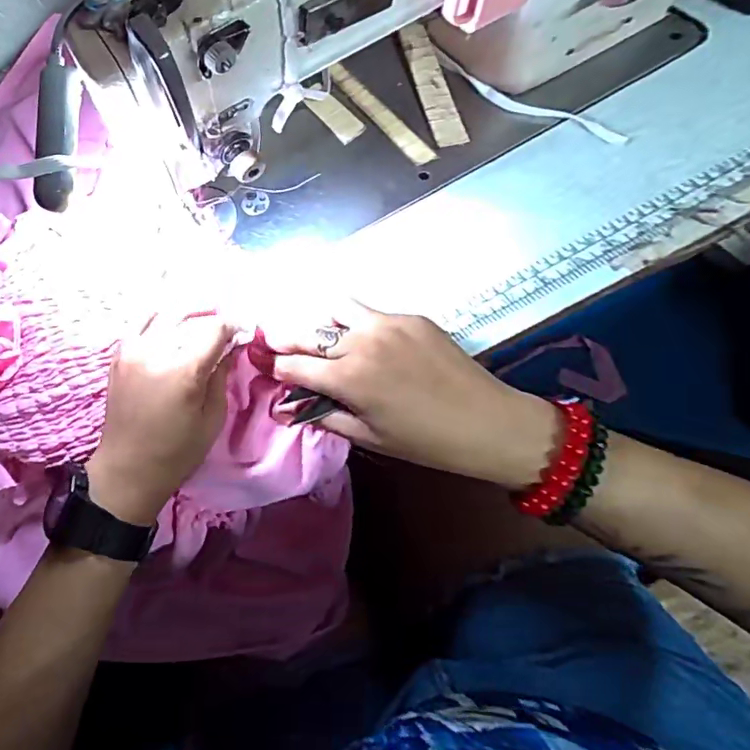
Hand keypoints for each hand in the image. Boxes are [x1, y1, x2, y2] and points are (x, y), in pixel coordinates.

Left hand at [87, 310, 239, 523]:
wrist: (127, 469)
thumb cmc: (177, 452)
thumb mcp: (212, 417)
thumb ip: (222, 375)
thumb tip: (233, 346)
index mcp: (184, 371)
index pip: (215, 328)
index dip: (234, 326)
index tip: (243, 331)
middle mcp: (157, 352)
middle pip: (192, 317)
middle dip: (212, 319)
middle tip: (225, 329)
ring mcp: (134, 350)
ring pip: (167, 315)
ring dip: (188, 315)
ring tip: (201, 323)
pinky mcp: (120, 355)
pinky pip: (142, 323)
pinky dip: (161, 320)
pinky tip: (173, 326)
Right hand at [262, 301, 557, 489]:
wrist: (488, 421)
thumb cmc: (426, 441)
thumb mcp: (370, 437)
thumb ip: (326, 417)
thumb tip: (287, 410)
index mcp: (349, 378)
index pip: (294, 365)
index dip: (272, 365)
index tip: (261, 363)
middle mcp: (361, 342)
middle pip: (306, 331)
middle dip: (284, 338)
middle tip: (275, 343)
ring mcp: (387, 323)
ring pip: (336, 308)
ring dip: (321, 322)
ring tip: (322, 337)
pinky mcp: (410, 316)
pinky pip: (370, 312)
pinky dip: (357, 323)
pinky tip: (366, 341)